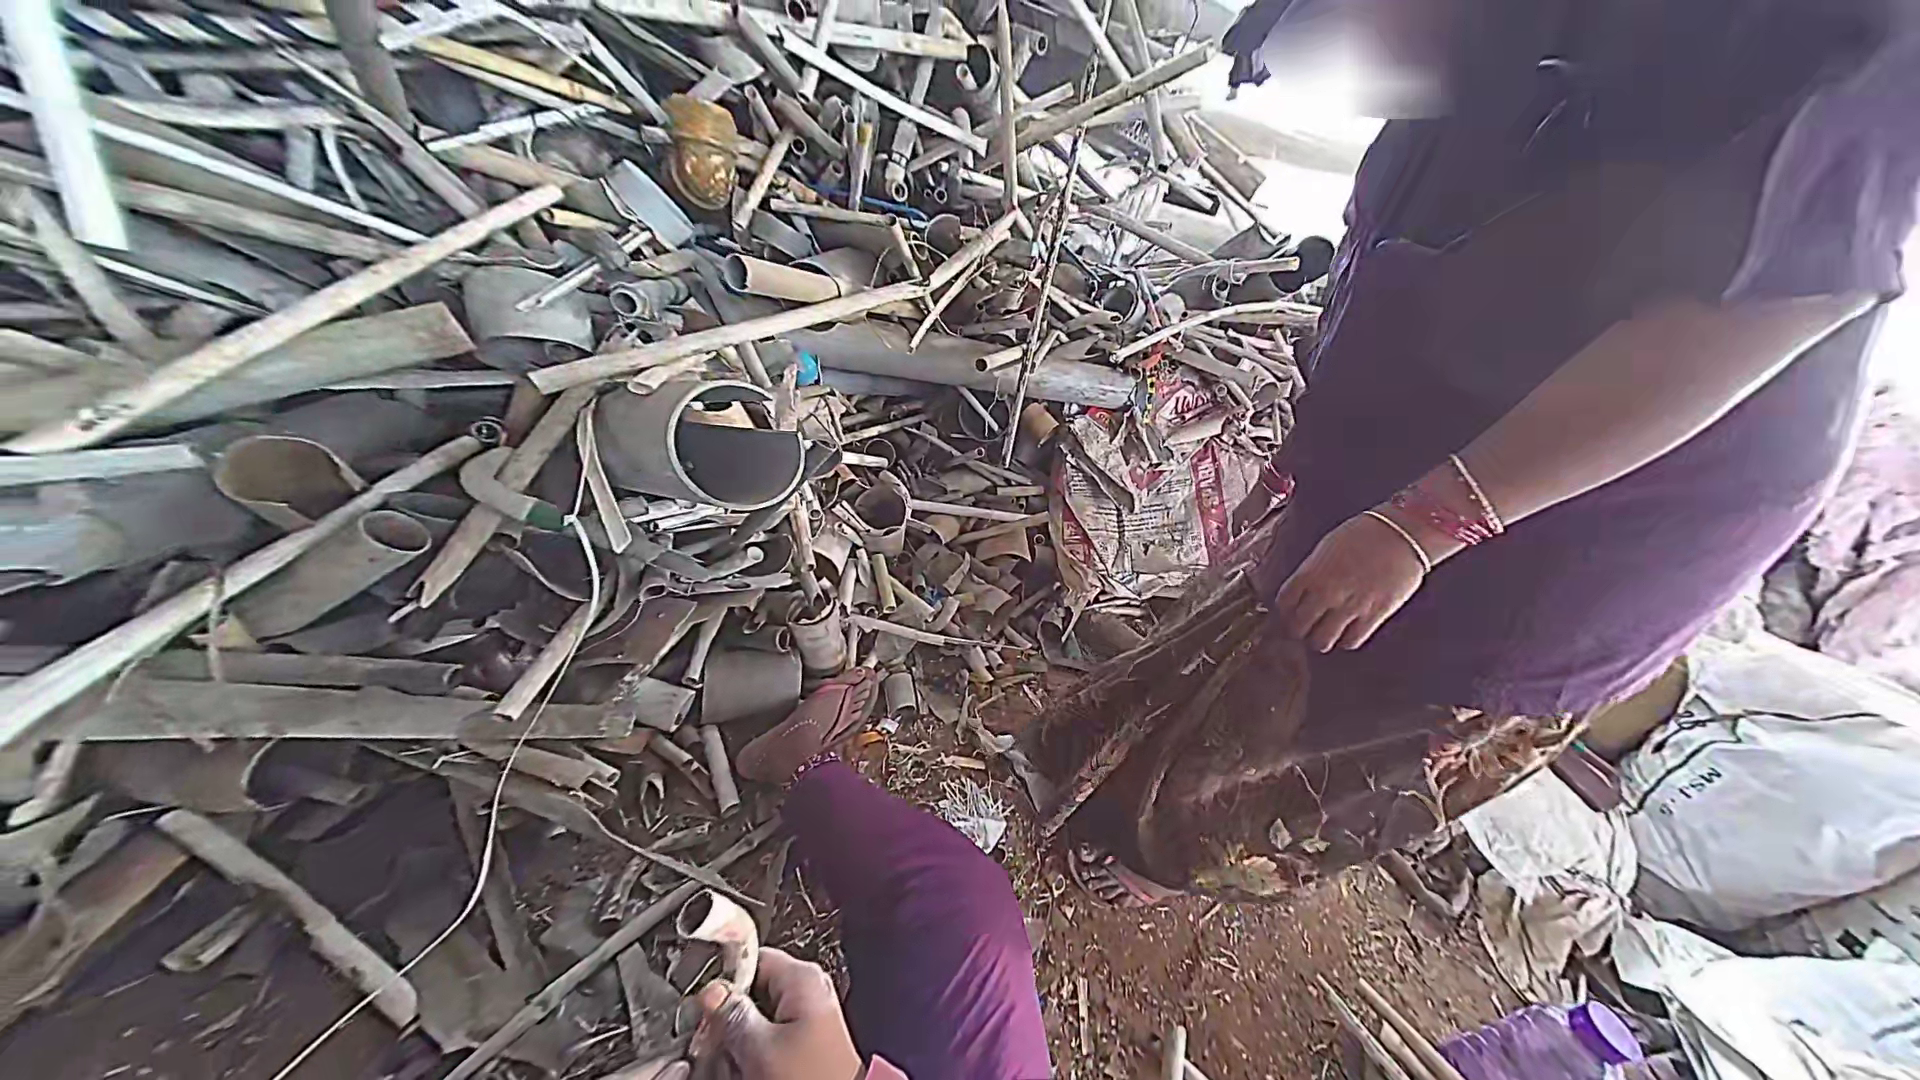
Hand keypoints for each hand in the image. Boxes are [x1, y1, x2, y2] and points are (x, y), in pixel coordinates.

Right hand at [691, 947, 861, 1079]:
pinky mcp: (806, 1035)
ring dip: (740, 1036)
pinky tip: (744, 1067)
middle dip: (731, 1016)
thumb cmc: (808, 1078)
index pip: (755, 958)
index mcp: (802, 977)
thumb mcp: (763, 1051)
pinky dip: (755, 1047)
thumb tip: (711, 990)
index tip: (703, 1006)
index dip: (726, 980)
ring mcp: (808, 1012)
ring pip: (760, 1014)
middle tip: (711, 1043)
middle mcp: (807, 987)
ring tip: (729, 1061)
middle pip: (755, 988)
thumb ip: (734, 1017)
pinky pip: (772, 1032)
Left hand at [1272, 510, 1427, 651]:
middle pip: (1298, 626)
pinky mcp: (1374, 615)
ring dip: (1319, 640)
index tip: (1288, 612)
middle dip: (1297, 630)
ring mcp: (1349, 606)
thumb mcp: (1324, 549)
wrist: (1402, 533)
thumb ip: (1311, 572)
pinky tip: (1346, 634)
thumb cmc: (1362, 534)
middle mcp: (1325, 593)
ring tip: (1323, 635)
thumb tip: (1303, 590)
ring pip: (1322, 640)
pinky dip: (1345, 641)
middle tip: (1303, 629)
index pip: (1283, 603)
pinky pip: (1352, 640)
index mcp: (1309, 574)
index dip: (1284, 611)